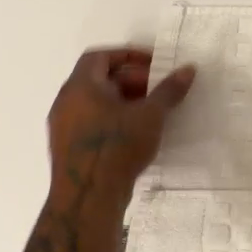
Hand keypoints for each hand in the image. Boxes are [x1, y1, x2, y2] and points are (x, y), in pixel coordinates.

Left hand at [47, 47, 196, 202]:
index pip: (99, 57)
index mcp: (80, 87)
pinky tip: (137, 133)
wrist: (88, 195)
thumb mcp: (151, 115)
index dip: (128, 55)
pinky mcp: (68, 146)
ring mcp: (63, 126)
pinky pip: (92, 121)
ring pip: (96, 102)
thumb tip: (188, 69)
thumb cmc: (118, 146)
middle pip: (99, 79)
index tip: (155, 64)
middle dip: (132, 80)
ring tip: (153, 112)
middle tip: (159, 90)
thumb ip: (169, 90)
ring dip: (125, 101)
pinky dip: (114, 119)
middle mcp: (66, 102)